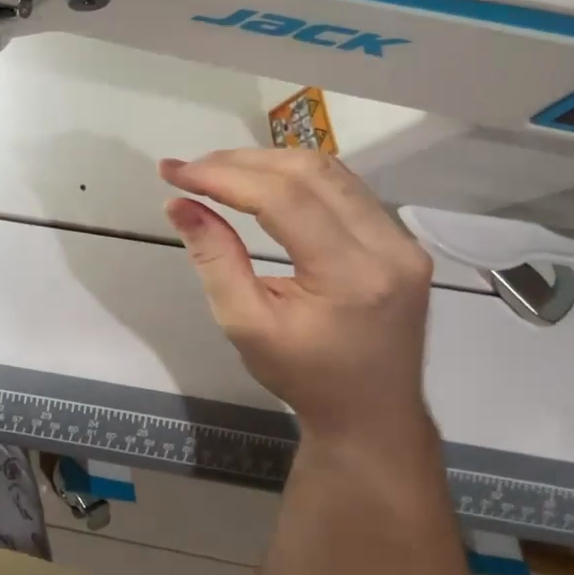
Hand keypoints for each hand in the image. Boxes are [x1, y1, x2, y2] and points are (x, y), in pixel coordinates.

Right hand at [159, 150, 436, 444]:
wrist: (373, 412)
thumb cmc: (303, 373)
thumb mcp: (243, 321)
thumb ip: (213, 257)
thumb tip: (178, 203)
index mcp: (352, 275)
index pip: (283, 199)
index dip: (221, 176)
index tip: (171, 173)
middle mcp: (389, 249)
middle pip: (309, 172)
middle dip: (239, 162)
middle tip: (187, 171)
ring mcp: (402, 242)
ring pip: (328, 171)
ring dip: (264, 162)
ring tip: (215, 173)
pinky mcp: (399, 241)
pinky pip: (342, 187)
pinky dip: (291, 175)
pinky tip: (256, 185)